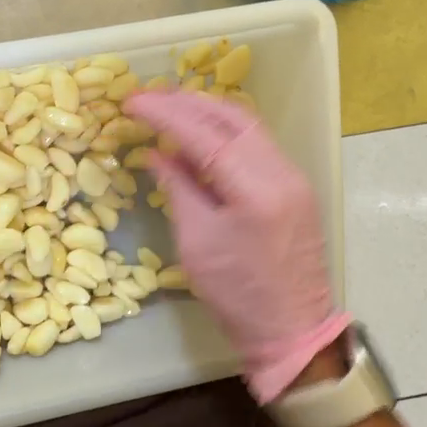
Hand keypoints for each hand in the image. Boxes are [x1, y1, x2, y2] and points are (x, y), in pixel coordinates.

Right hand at [124, 92, 349, 402]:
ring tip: (168, 107)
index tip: (132, 102)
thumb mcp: (197, 241)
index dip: (165, 114)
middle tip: (147, 97)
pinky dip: (223, 131)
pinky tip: (197, 136)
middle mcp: (282, 171)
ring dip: (206, 111)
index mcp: (256, 189)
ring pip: (247, 125)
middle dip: (186, 102)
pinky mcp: (294, 186)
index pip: (204, 134)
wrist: (293, 329)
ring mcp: (293, 176)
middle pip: (231, 117)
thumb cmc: (237, 294)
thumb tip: (156, 152)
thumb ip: (178, 187)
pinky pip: (256, 143)